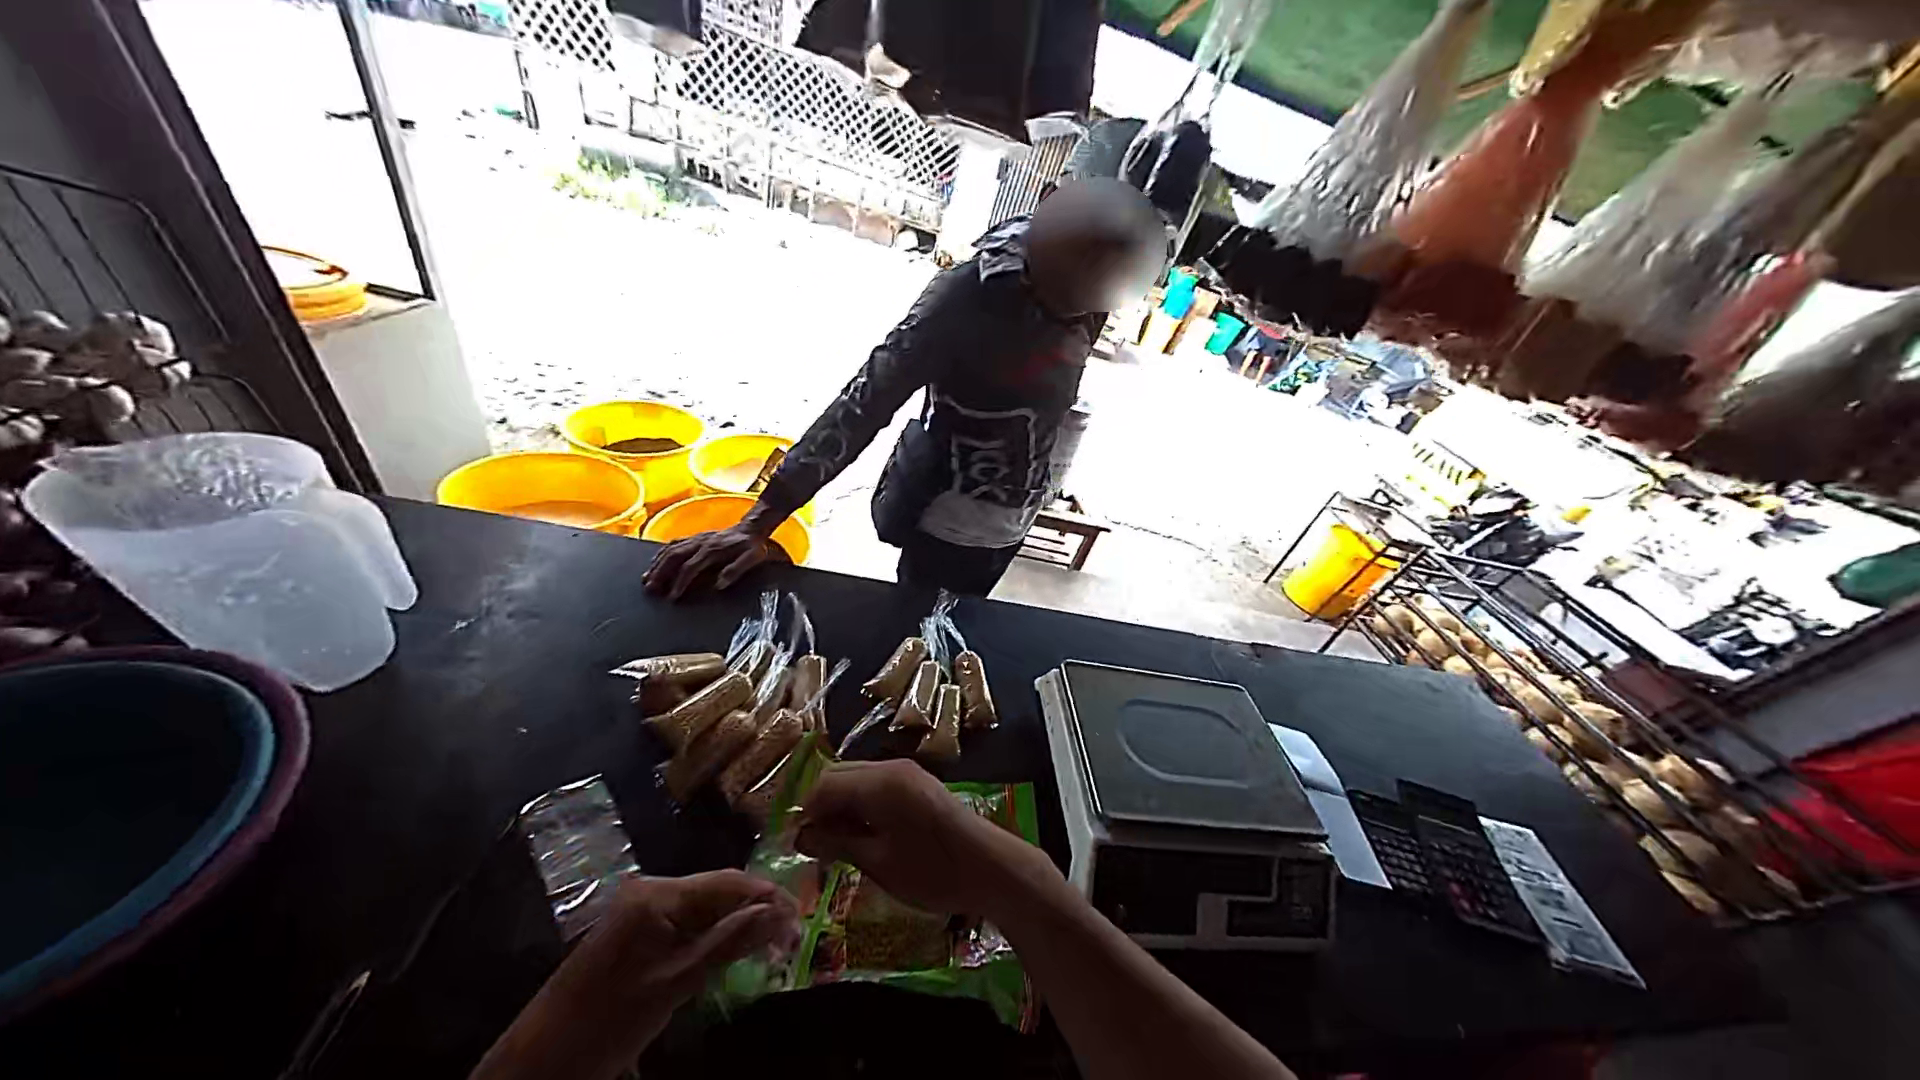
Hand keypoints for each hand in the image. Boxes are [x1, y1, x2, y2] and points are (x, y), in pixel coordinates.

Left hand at [471, 871, 796, 1079]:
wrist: (537, 1064)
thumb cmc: (607, 1021)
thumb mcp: (674, 983)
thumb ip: (729, 942)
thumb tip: (778, 912)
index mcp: (659, 894)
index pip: (729, 882)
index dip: (769, 896)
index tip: (802, 919)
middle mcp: (653, 891)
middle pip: (720, 891)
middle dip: (758, 911)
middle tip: (791, 939)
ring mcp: (644, 910)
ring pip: (707, 908)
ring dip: (739, 925)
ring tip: (772, 947)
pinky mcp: (639, 932)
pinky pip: (689, 924)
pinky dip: (715, 937)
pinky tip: (735, 953)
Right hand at [642, 524, 771, 599]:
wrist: (752, 528)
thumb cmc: (752, 546)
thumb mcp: (752, 558)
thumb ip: (736, 570)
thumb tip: (719, 585)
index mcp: (712, 550)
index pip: (690, 568)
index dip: (680, 583)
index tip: (672, 597)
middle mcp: (700, 543)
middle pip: (673, 557)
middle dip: (660, 574)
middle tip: (650, 589)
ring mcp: (696, 539)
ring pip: (670, 550)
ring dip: (657, 564)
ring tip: (646, 579)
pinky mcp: (695, 537)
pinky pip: (673, 544)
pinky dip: (661, 554)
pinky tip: (655, 563)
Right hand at [794, 760, 1056, 917]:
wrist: (991, 868)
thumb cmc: (932, 870)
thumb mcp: (878, 862)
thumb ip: (836, 844)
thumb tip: (800, 837)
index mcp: (879, 782)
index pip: (823, 784)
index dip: (806, 812)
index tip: (797, 844)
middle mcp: (891, 767)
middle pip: (838, 774)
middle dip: (822, 806)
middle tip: (817, 846)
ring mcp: (908, 773)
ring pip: (857, 778)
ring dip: (842, 804)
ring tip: (839, 845)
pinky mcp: (919, 783)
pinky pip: (877, 784)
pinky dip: (862, 804)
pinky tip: (865, 835)